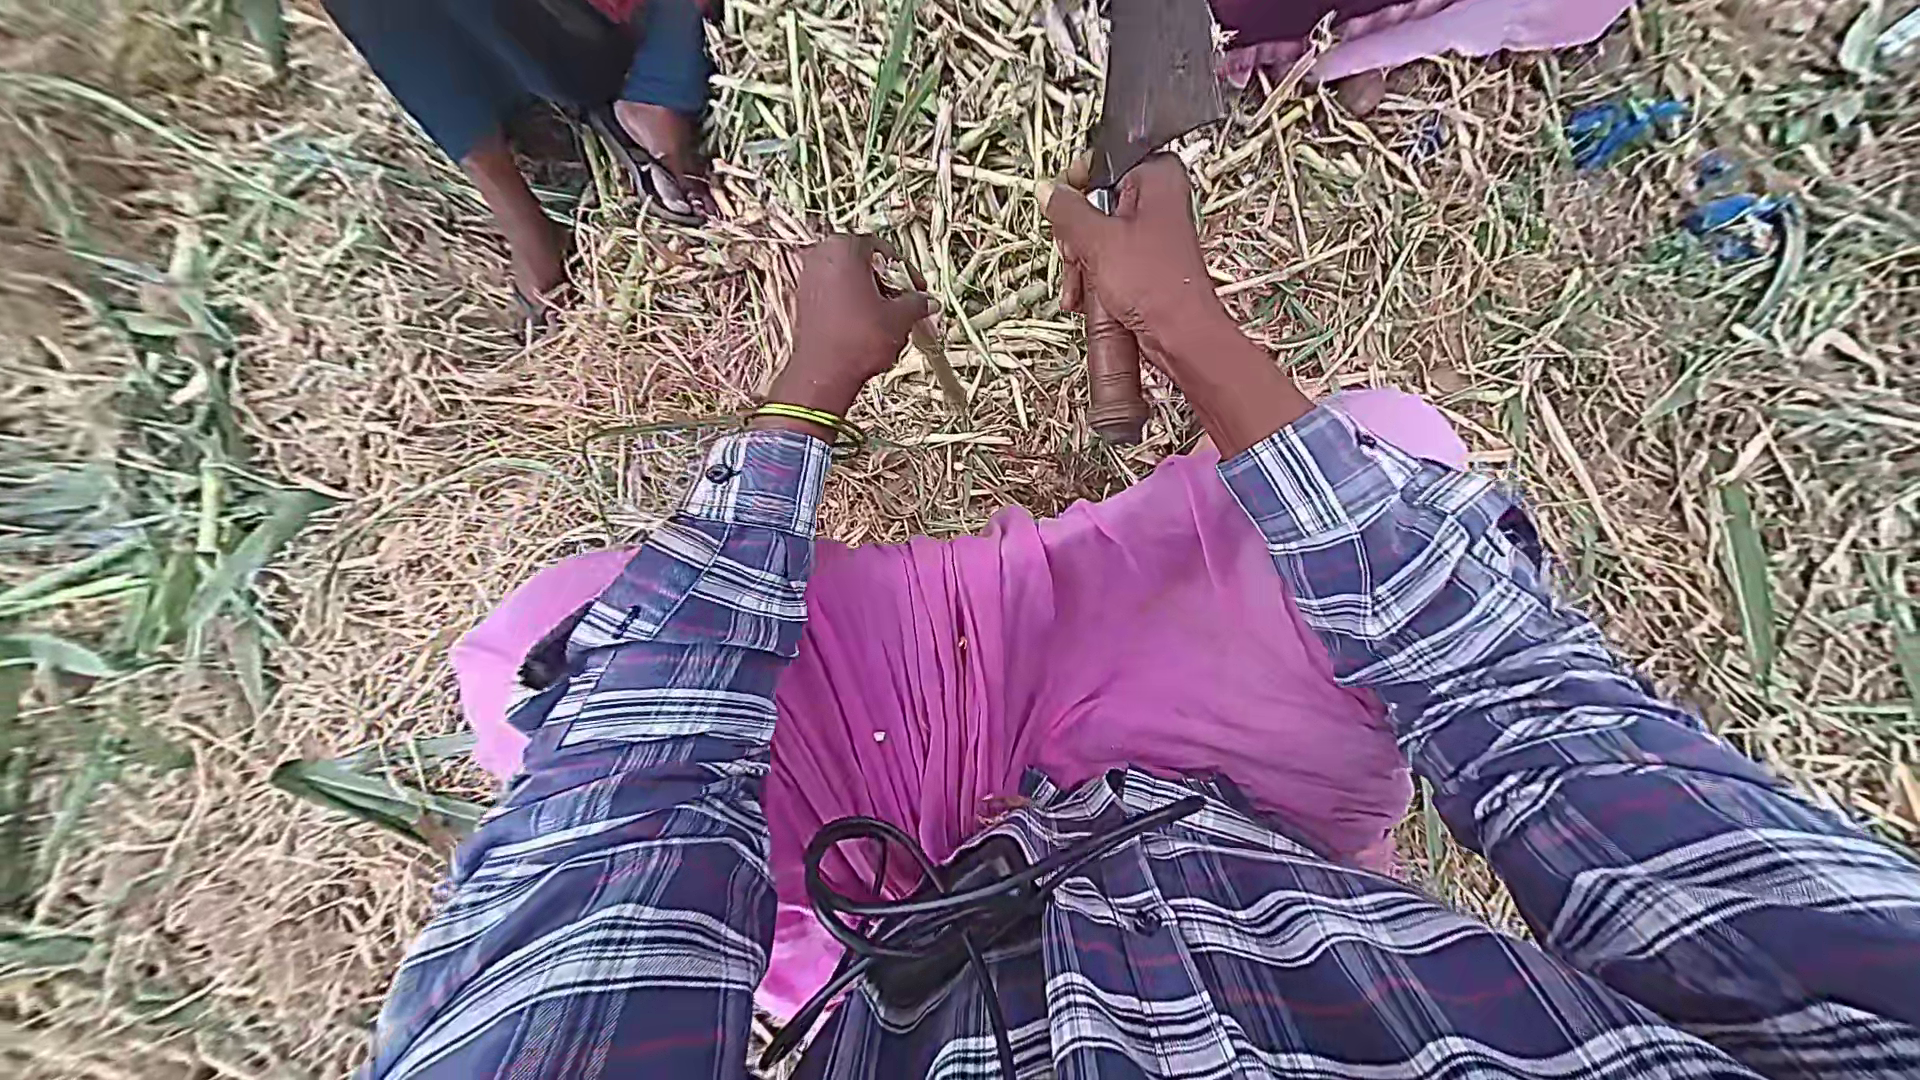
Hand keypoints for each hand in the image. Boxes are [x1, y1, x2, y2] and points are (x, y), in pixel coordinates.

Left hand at [765, 235, 934, 425]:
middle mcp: (821, 254)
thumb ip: (916, 303)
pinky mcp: (803, 301)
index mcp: (844, 247)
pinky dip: (853, 304)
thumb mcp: (899, 318)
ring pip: (849, 279)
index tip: (919, 291)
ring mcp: (808, 277)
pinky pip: (835, 294)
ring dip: (871, 294)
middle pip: (864, 263)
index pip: (884, 250)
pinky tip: (867, 325)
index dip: (906, 272)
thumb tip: (930, 301)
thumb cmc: (861, 338)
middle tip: (906, 303)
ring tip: (889, 318)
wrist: (824, 373)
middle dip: (887, 283)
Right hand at [1038, 154, 1229, 354]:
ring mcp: (1148, 235)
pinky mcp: (1141, 265)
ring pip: (1095, 239)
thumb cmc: (1154, 285)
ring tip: (1079, 290)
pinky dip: (1090, 281)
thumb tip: (1048, 190)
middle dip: (1075, 240)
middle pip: (1094, 207)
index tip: (1061, 211)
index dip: (1075, 188)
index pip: (1102, 164)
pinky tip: (1084, 299)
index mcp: (1156, 176)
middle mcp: (1155, 201)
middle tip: (1075, 258)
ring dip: (1078, 266)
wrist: (1177, 334)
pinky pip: (1104, 263)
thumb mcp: (1099, 242)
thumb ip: (1068, 212)